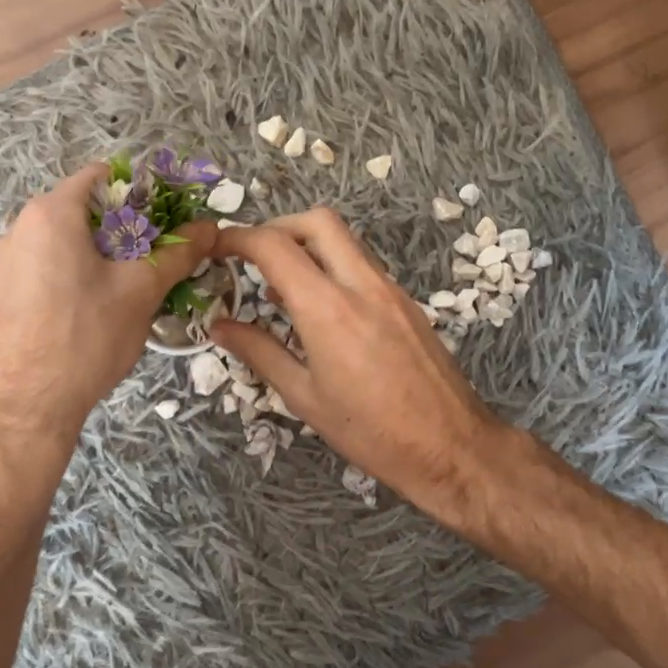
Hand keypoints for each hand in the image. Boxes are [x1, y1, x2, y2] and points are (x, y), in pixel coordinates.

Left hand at [0, 164, 215, 441]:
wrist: (19, 410)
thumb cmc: (84, 340)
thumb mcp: (140, 293)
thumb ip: (176, 253)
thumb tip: (209, 227)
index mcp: (50, 214)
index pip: (101, 176)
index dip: (140, 192)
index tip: (167, 223)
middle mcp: (17, 229)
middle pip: (81, 211)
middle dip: (123, 230)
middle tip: (155, 263)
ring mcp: (0, 265)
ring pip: (61, 245)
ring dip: (98, 258)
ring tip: (126, 295)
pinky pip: (41, 272)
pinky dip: (70, 279)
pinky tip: (88, 317)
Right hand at [209, 209, 504, 516]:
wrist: (451, 446)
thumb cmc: (370, 431)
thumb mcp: (304, 397)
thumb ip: (260, 352)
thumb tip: (220, 327)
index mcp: (328, 308)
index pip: (274, 246)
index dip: (237, 237)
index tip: (216, 246)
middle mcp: (362, 285)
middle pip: (318, 221)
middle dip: (278, 227)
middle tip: (253, 256)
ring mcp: (390, 290)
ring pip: (345, 242)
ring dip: (309, 247)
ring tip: (280, 286)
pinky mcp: (407, 303)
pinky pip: (363, 267)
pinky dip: (334, 269)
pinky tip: (320, 309)